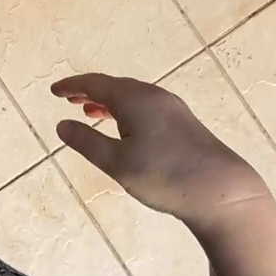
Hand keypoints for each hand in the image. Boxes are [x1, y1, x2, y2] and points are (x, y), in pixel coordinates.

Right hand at [52, 73, 275, 239]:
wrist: (221, 191)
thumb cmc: (164, 175)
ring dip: (108, 102)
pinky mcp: (183, 123)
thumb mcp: (116, 162)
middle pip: (115, 86)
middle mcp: (154, 96)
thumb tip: (62, 126)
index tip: (54, 91)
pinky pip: (145, 106)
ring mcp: (172, 108)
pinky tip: (124, 128)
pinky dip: (126, 111)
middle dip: (90, 91)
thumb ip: (86, 142)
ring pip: (132, 97)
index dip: (72, 86)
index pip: (95, 84)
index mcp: (135, 99)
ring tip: (90, 112)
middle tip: (69, 99)